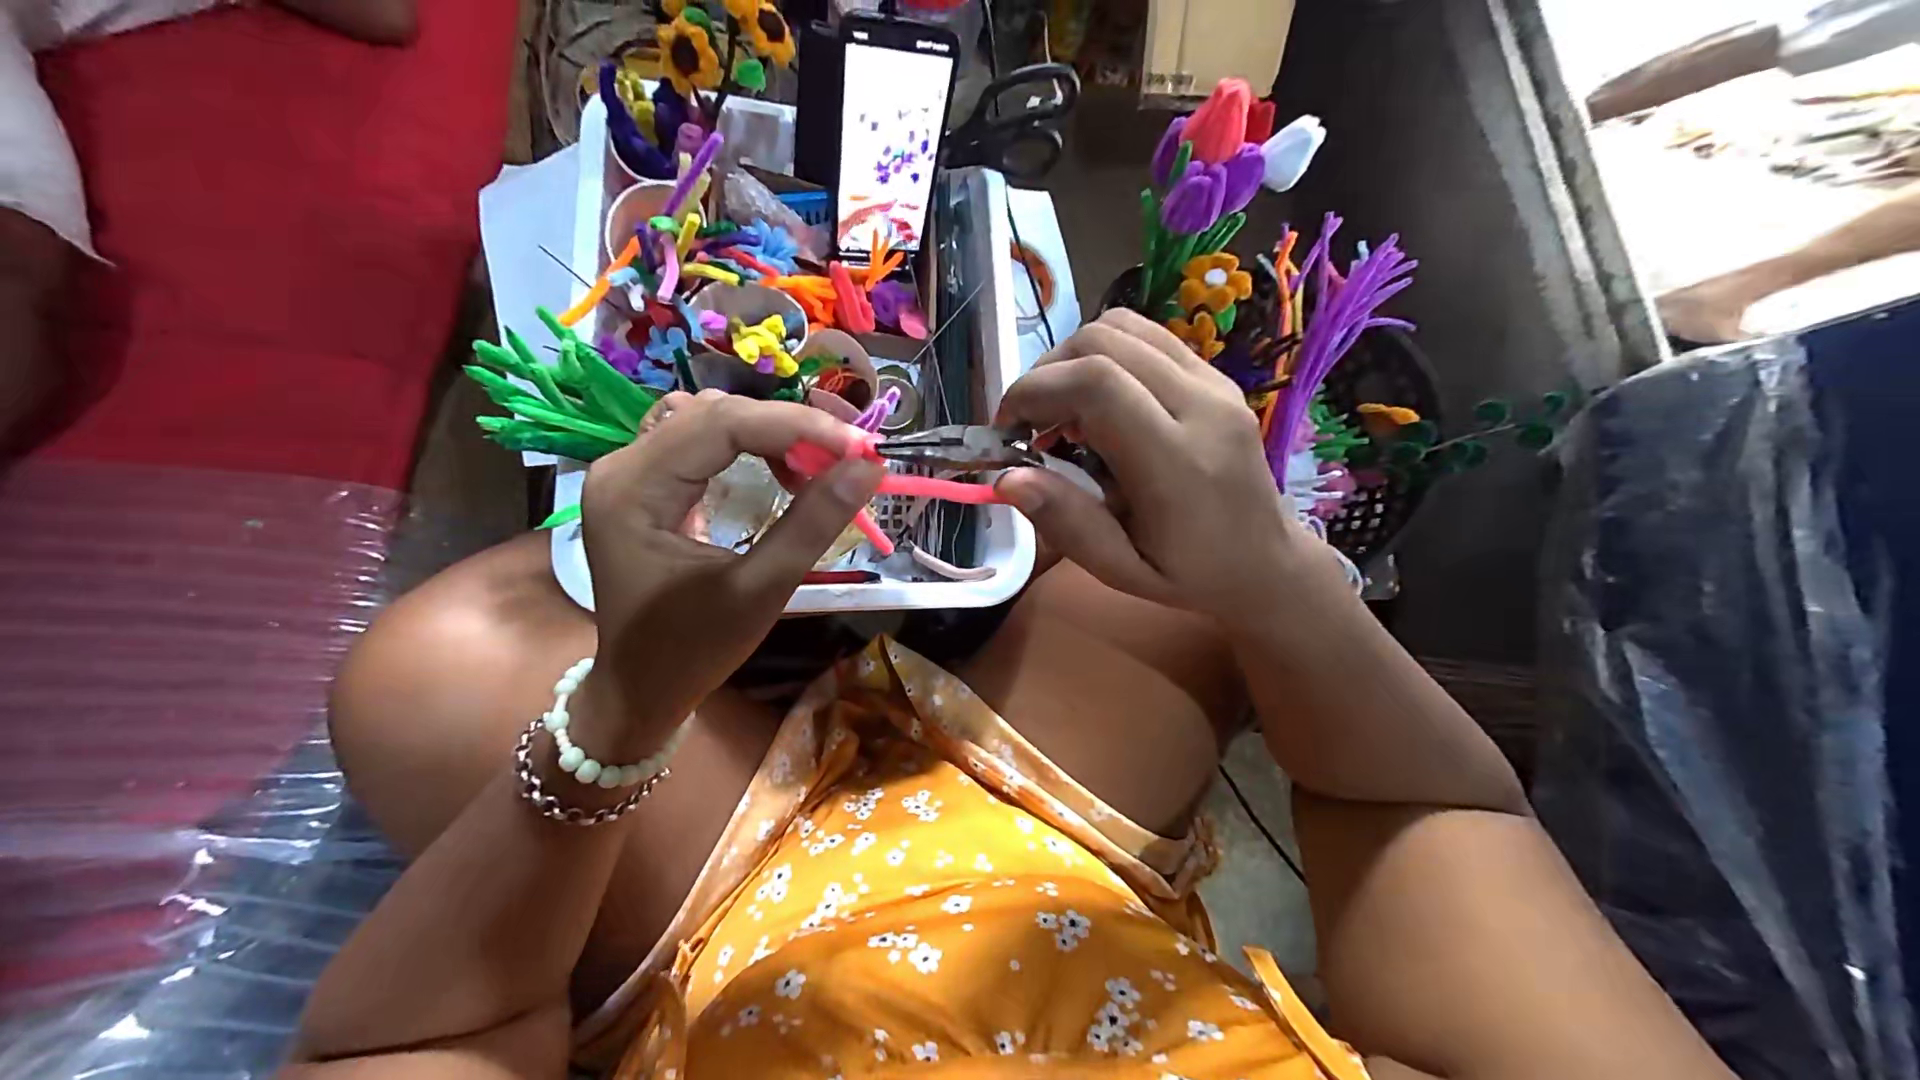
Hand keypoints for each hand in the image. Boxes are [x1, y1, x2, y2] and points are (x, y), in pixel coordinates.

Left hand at [572, 391, 881, 755]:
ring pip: (712, 418)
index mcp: (634, 488)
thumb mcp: (759, 590)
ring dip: (772, 432)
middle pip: (717, 412)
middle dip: (790, 426)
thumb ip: (812, 524)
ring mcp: (632, 472)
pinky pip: (704, 441)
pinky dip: (753, 447)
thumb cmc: (693, 651)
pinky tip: (785, 471)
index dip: (799, 425)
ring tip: (820, 464)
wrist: (640, 689)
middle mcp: (624, 466)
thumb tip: (869, 469)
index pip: (723, 423)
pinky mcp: (648, 484)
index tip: (862, 448)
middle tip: (850, 456)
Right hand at [994, 309, 1331, 624]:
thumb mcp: (1120, 569)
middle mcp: (1202, 405)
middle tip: (1031, 424)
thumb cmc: (1188, 574)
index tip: (1010, 429)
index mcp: (1178, 462)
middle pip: (1103, 341)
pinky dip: (1102, 356)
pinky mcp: (1215, 376)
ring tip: (1062, 412)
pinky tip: (1097, 403)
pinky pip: (1145, 337)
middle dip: (1046, 373)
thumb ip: (1067, 523)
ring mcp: (1214, 382)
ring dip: (1072, 360)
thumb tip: (1006, 478)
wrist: (1264, 560)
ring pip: (1122, 327)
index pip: (1096, 384)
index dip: (1036, 391)